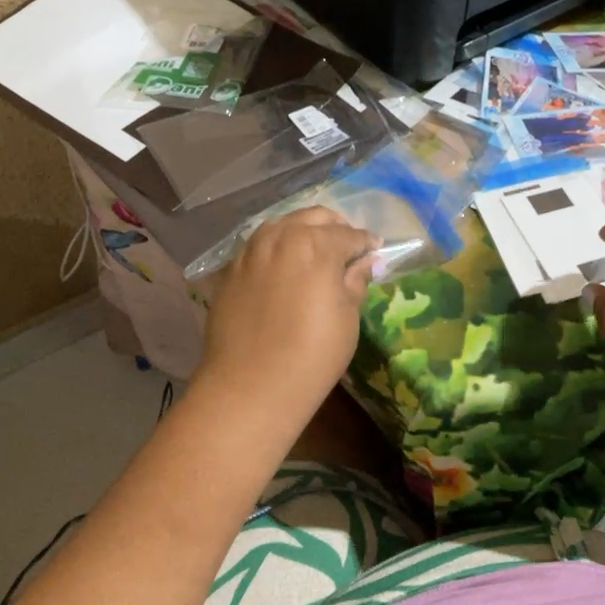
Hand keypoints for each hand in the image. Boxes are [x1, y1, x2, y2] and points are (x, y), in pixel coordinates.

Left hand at [196, 207, 379, 415]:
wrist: (248, 386)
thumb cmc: (312, 355)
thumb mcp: (347, 318)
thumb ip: (355, 281)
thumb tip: (364, 262)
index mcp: (316, 244)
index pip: (350, 235)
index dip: (366, 243)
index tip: (375, 250)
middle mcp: (281, 236)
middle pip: (314, 218)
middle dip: (335, 228)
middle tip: (346, 249)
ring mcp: (250, 251)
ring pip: (282, 225)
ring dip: (303, 232)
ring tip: (314, 254)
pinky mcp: (230, 270)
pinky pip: (258, 246)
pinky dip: (276, 248)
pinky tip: (283, 268)